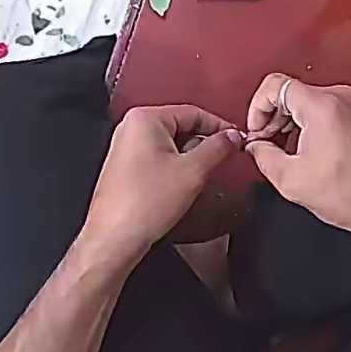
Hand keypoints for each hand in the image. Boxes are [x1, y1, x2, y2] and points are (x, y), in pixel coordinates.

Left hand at [80, 105, 242, 261]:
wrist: (115, 239)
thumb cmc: (143, 205)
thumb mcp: (194, 170)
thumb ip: (218, 147)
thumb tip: (232, 136)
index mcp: (145, 120)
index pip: (193, 112)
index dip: (219, 126)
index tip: (236, 138)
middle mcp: (131, 128)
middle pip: (182, 126)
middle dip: (204, 143)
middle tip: (224, 157)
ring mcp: (126, 147)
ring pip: (171, 143)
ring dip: (191, 157)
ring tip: (202, 175)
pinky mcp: (126, 167)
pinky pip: (159, 156)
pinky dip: (176, 166)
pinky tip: (183, 184)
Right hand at [243, 75, 350, 240]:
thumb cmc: (350, 195)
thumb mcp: (291, 180)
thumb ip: (263, 155)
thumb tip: (255, 145)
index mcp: (323, 106)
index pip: (276, 85)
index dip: (257, 107)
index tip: (256, 130)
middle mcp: (341, 97)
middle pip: (292, 92)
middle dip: (273, 117)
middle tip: (265, 144)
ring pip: (309, 100)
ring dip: (291, 121)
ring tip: (286, 151)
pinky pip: (327, 108)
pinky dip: (311, 123)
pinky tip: (307, 150)